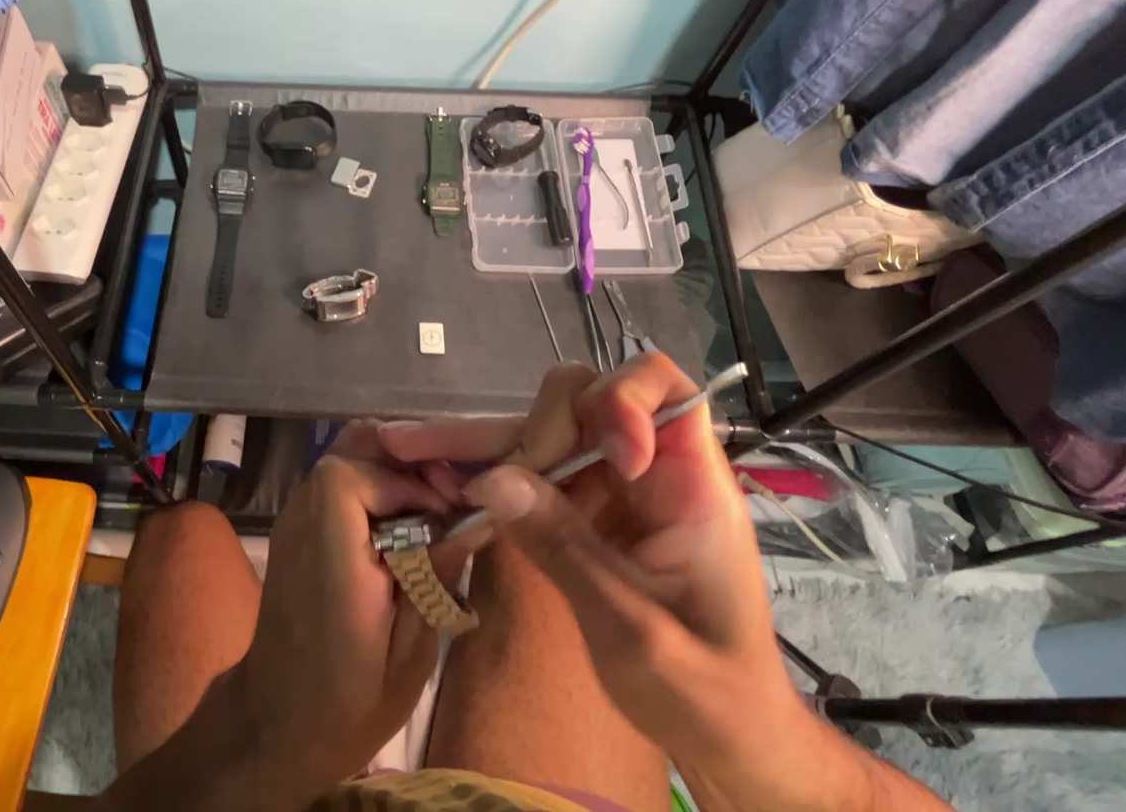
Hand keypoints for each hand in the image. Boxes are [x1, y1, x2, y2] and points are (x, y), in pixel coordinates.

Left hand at [225, 424, 453, 802]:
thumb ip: (435, 575)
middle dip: (406, 465)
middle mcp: (302, 524)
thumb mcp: (410, 654)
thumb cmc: (348, 704)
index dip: (402, 481)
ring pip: (346, 456)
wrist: (278, 723)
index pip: (349, 474)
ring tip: (430, 515)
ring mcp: (293, 521)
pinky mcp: (297, 527)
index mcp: (328, 557)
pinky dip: (374, 488)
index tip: (442, 515)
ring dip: (393, 474)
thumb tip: (480, 515)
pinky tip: (402, 529)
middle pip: (350, 448)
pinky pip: (338, 481)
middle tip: (445, 504)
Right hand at [382, 357, 944, 811]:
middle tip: (472, 484)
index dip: (622, 397)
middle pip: (581, 402)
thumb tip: (491, 481)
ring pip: (542, 436)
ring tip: (403, 445)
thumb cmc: (704, 692)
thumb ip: (565, 549)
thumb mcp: (633, 629)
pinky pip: (529, 477)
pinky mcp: (582, 513)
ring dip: (478, 442)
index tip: (608, 457)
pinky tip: (431, 479)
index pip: (662, 387)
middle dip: (528, 432)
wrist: (722, 738)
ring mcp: (609, 491)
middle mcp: (645, 471)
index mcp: (690, 484)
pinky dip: (482, 477)